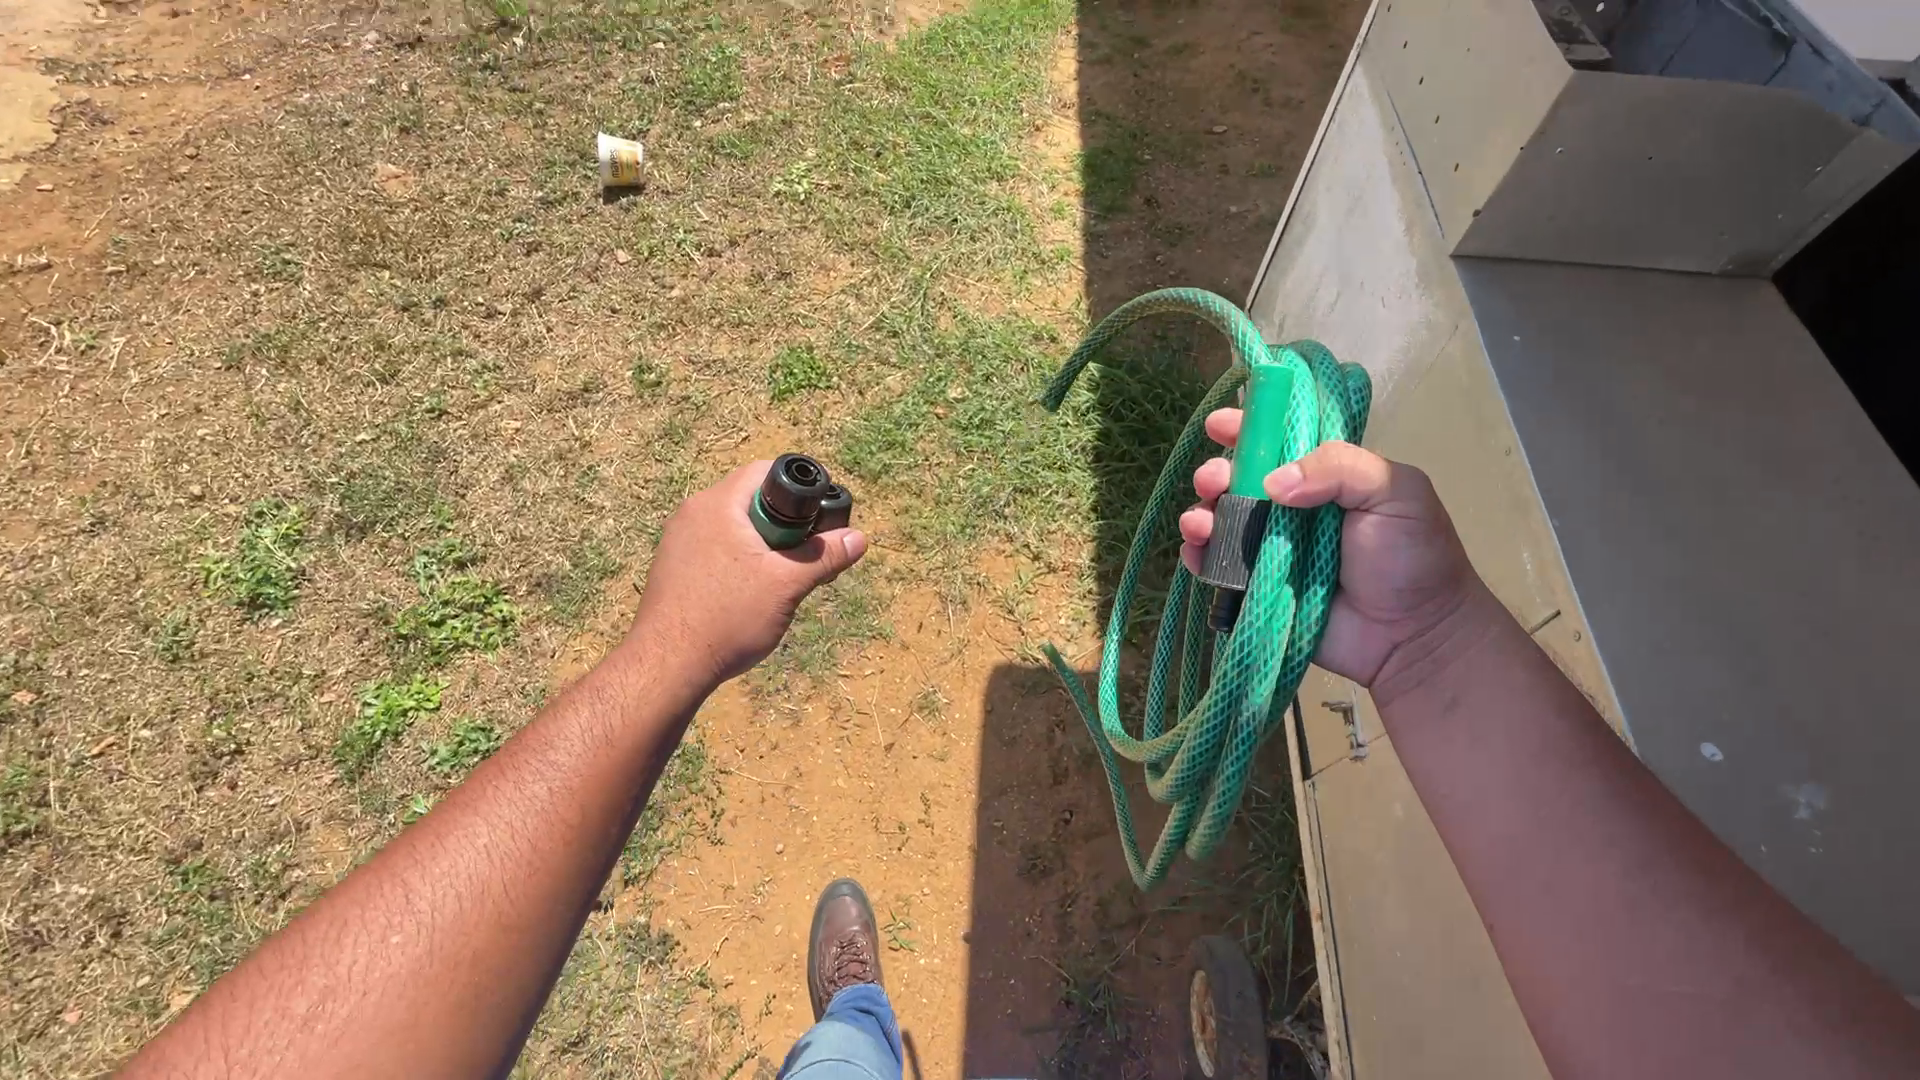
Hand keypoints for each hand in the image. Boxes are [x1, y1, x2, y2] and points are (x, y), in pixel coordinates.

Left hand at [632, 461, 867, 685]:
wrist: (667, 666)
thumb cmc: (727, 618)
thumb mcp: (787, 584)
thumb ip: (825, 556)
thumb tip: (859, 537)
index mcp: (718, 505)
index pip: (765, 472)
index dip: (799, 491)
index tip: (818, 519)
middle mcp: (692, 513)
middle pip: (752, 500)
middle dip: (784, 525)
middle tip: (804, 556)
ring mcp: (678, 541)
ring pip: (735, 527)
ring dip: (763, 546)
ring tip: (780, 580)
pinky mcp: (673, 567)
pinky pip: (717, 548)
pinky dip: (740, 561)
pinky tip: (750, 596)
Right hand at [1178, 409, 1486, 692]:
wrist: (1413, 635)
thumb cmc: (1412, 557)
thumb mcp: (1394, 492)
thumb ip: (1339, 469)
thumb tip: (1271, 483)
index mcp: (1322, 478)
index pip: (1276, 442)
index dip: (1245, 429)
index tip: (1220, 425)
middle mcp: (1288, 509)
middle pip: (1237, 480)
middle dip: (1215, 473)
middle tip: (1213, 481)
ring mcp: (1267, 548)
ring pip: (1218, 520)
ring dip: (1200, 514)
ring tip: (1201, 523)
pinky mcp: (1253, 587)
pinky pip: (1214, 566)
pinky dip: (1197, 555)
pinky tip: (1196, 551)